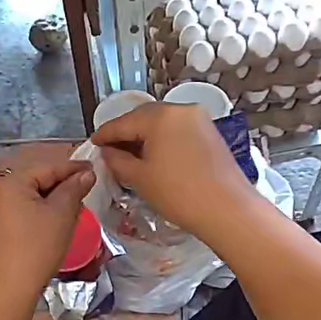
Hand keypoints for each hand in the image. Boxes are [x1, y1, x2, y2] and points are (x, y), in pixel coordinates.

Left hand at [0, 161, 95, 296]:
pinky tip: (55, 220)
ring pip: (30, 196)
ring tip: (76, 204)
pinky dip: (40, 211)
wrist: (8, 289)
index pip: (47, 168)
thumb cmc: (37, 247)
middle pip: (36, 180)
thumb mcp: (61, 214)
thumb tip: (86, 174)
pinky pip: (22, 210)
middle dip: (63, 184)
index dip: (73, 168)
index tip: (94, 167)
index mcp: (10, 183)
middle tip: (88, 187)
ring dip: (53, 199)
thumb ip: (74, 189)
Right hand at [90, 103, 263, 237]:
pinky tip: (156, 156)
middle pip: (145, 118)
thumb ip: (118, 160)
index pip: (123, 122)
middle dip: (126, 133)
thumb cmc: (179, 194)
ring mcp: (200, 119)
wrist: (228, 209)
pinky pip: (179, 130)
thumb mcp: (140, 178)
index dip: (105, 134)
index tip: (93, 143)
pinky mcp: (211, 133)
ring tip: (131, 155)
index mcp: (160, 116)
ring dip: (146, 136)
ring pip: (164, 123)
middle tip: (110, 149)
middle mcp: (181, 109)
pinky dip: (164, 140)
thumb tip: (108, 152)